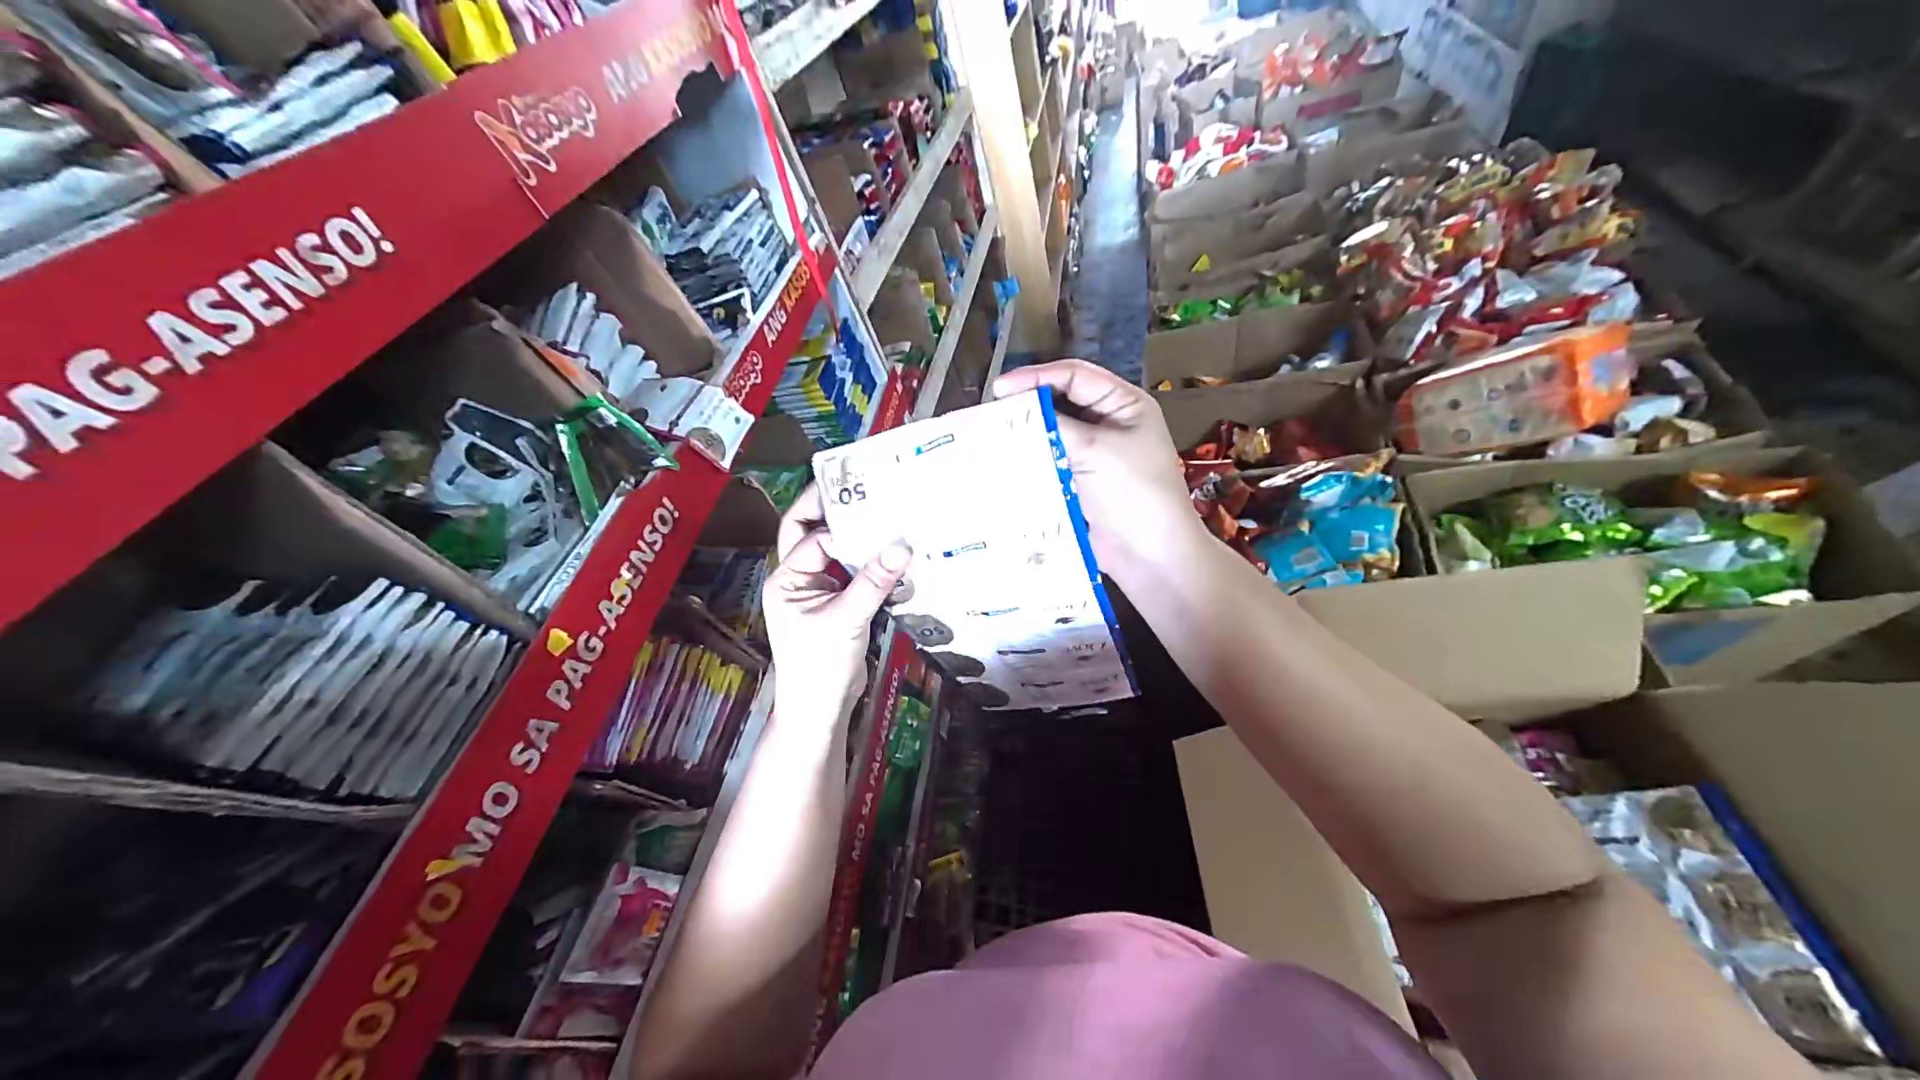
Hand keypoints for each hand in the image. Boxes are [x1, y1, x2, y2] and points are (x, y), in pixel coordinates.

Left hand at [762, 484, 912, 716]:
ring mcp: (818, 590)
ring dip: (853, 534)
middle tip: (862, 487)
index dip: (845, 530)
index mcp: (786, 579)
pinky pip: (851, 571)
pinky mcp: (838, 603)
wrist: (820, 709)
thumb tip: (902, 546)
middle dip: (831, 510)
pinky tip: (891, 553)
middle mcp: (798, 578)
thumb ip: (873, 582)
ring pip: (832, 550)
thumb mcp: (846, 621)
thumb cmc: (820, 667)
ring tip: (882, 513)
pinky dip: (868, 560)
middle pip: (809, 532)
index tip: (878, 516)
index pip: (816, 541)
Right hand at [992, 360, 1200, 572]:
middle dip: (1029, 405)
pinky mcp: (1080, 483)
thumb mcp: (1096, 450)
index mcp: (1125, 405)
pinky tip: (1008, 461)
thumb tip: (1016, 411)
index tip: (1002, 388)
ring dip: (1027, 434)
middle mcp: (1109, 424)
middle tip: (994, 412)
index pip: (1075, 376)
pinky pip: (1049, 462)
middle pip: (1061, 402)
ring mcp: (1094, 455)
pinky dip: (1031, 460)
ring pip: (1052, 433)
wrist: (1151, 556)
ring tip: (995, 435)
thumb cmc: (1136, 494)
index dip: (1037, 377)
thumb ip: (1056, 425)